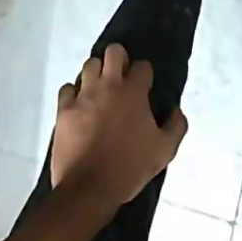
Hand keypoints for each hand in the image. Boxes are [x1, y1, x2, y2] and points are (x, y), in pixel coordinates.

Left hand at [49, 44, 188, 206]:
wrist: (89, 188)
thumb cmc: (129, 167)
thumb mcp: (164, 151)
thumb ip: (176, 126)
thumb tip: (176, 110)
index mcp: (134, 92)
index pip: (142, 66)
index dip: (144, 74)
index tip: (143, 87)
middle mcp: (109, 86)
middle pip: (113, 52)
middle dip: (118, 59)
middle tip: (120, 77)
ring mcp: (84, 95)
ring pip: (89, 64)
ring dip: (96, 73)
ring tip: (98, 89)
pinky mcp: (64, 109)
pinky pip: (67, 88)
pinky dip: (73, 93)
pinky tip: (78, 104)